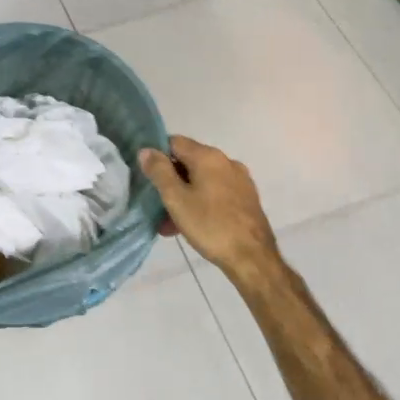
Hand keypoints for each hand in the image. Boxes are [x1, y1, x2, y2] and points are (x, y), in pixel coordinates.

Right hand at [140, 135, 278, 276]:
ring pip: (202, 180)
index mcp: (208, 156)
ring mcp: (240, 180)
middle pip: (189, 162)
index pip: (174, 142)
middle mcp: (226, 161)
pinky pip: (217, 193)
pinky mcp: (247, 198)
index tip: (148, 177)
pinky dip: (202, 202)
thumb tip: (146, 150)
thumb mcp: (176, 199)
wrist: (253, 258)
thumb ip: (159, 171)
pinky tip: (193, 225)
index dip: (157, 156)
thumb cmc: (210, 225)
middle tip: (157, 205)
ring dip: (184, 196)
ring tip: (171, 224)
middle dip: (170, 182)